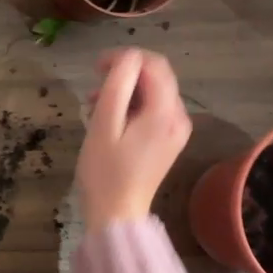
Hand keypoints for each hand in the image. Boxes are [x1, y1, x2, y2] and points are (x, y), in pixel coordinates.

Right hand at [77, 49, 191, 231]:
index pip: (154, 65)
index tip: (96, 67)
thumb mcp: (103, 125)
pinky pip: (154, 111)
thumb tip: (126, 58)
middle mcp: (178, 117)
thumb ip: (117, 86)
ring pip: (154, 94)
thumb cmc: (104, 172)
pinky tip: (110, 120)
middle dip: (125, 74)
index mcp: (164, 112)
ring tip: (94, 105)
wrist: (117, 214)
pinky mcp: (169, 141)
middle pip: (157, 78)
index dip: (125, 58)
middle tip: (93, 86)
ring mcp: (176, 131)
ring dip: (126, 92)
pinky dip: (133, 107)